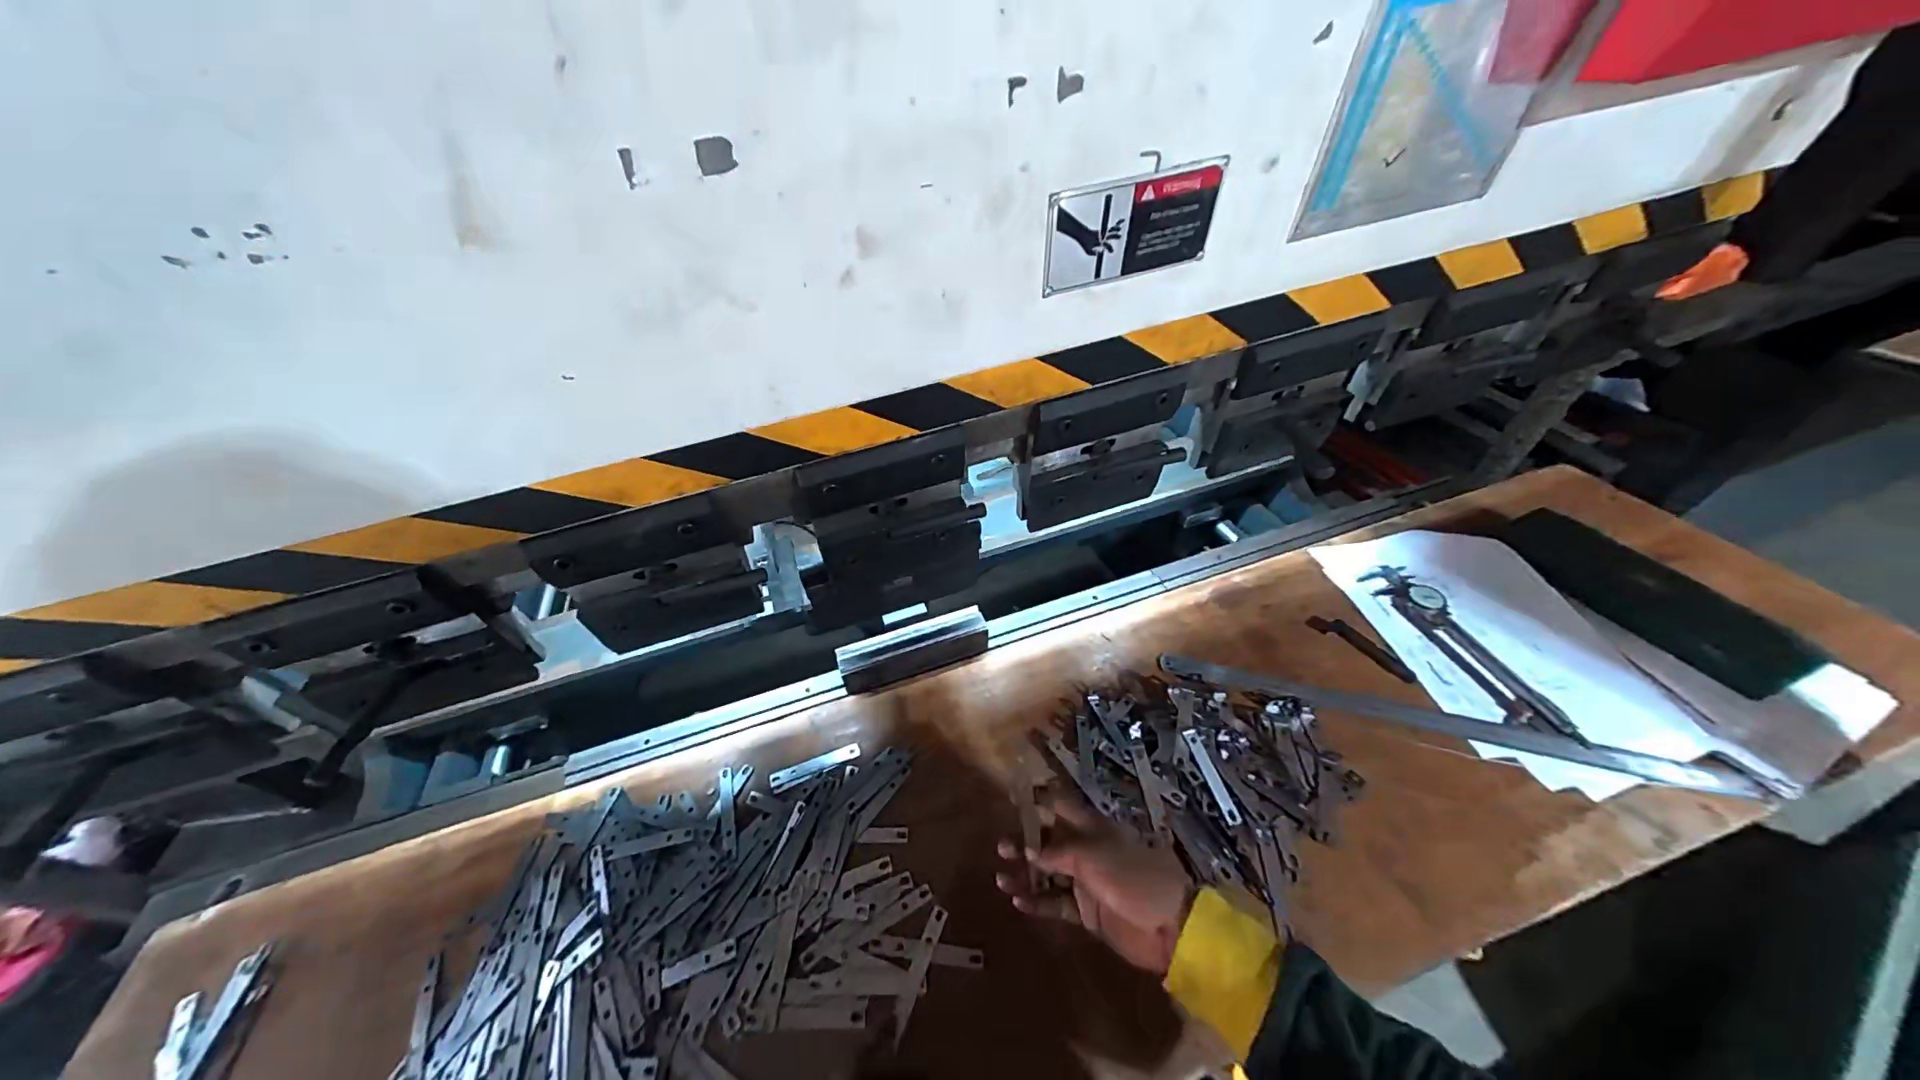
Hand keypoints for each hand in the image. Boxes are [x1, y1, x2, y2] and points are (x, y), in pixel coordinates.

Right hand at [996, 793, 1194, 975]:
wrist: (1169, 926)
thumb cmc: (1135, 878)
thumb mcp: (1095, 856)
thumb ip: (1059, 852)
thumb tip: (1029, 850)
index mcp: (1095, 829)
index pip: (1063, 807)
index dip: (1040, 801)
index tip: (1013, 799)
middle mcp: (1088, 851)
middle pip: (1050, 842)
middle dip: (1025, 843)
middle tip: (1001, 847)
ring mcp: (1087, 882)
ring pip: (1049, 875)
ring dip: (1026, 875)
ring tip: (1002, 879)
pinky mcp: (1087, 912)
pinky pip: (1056, 904)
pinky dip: (1038, 902)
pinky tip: (1019, 902)